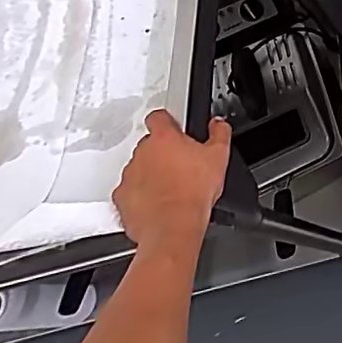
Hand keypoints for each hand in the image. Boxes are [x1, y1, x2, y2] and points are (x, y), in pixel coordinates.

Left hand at [113, 111, 230, 259]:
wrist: (173, 226)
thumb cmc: (194, 192)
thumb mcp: (219, 155)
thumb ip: (220, 132)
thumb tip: (218, 124)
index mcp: (164, 138)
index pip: (158, 117)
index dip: (167, 120)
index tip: (174, 126)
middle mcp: (142, 153)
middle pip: (150, 143)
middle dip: (163, 151)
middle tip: (181, 163)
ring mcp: (129, 175)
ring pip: (140, 166)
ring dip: (152, 172)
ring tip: (172, 185)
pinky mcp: (121, 197)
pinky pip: (130, 189)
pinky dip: (141, 193)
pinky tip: (159, 200)